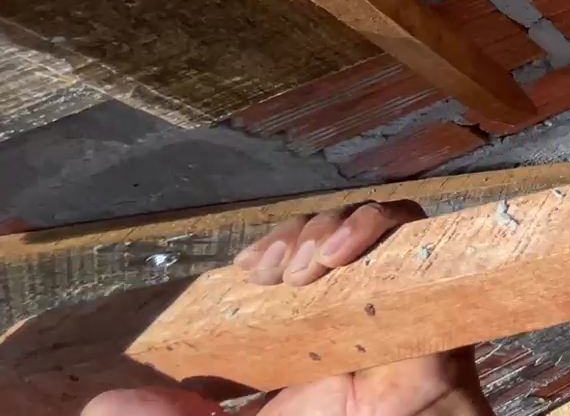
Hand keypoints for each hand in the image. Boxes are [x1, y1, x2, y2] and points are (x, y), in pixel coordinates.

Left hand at [84, 202, 492, 415]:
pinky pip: (407, 220)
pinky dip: (372, 221)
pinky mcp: (424, 263)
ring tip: (306, 267)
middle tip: (273, 271)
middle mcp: (353, 285)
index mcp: (310, 317)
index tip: (248, 269)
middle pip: (326, 228)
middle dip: (294, 236)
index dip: (270, 250)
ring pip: (362, 216)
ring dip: (326, 228)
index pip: (293, 256)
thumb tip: (100, 402)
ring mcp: (391, 271)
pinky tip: (339, 251)